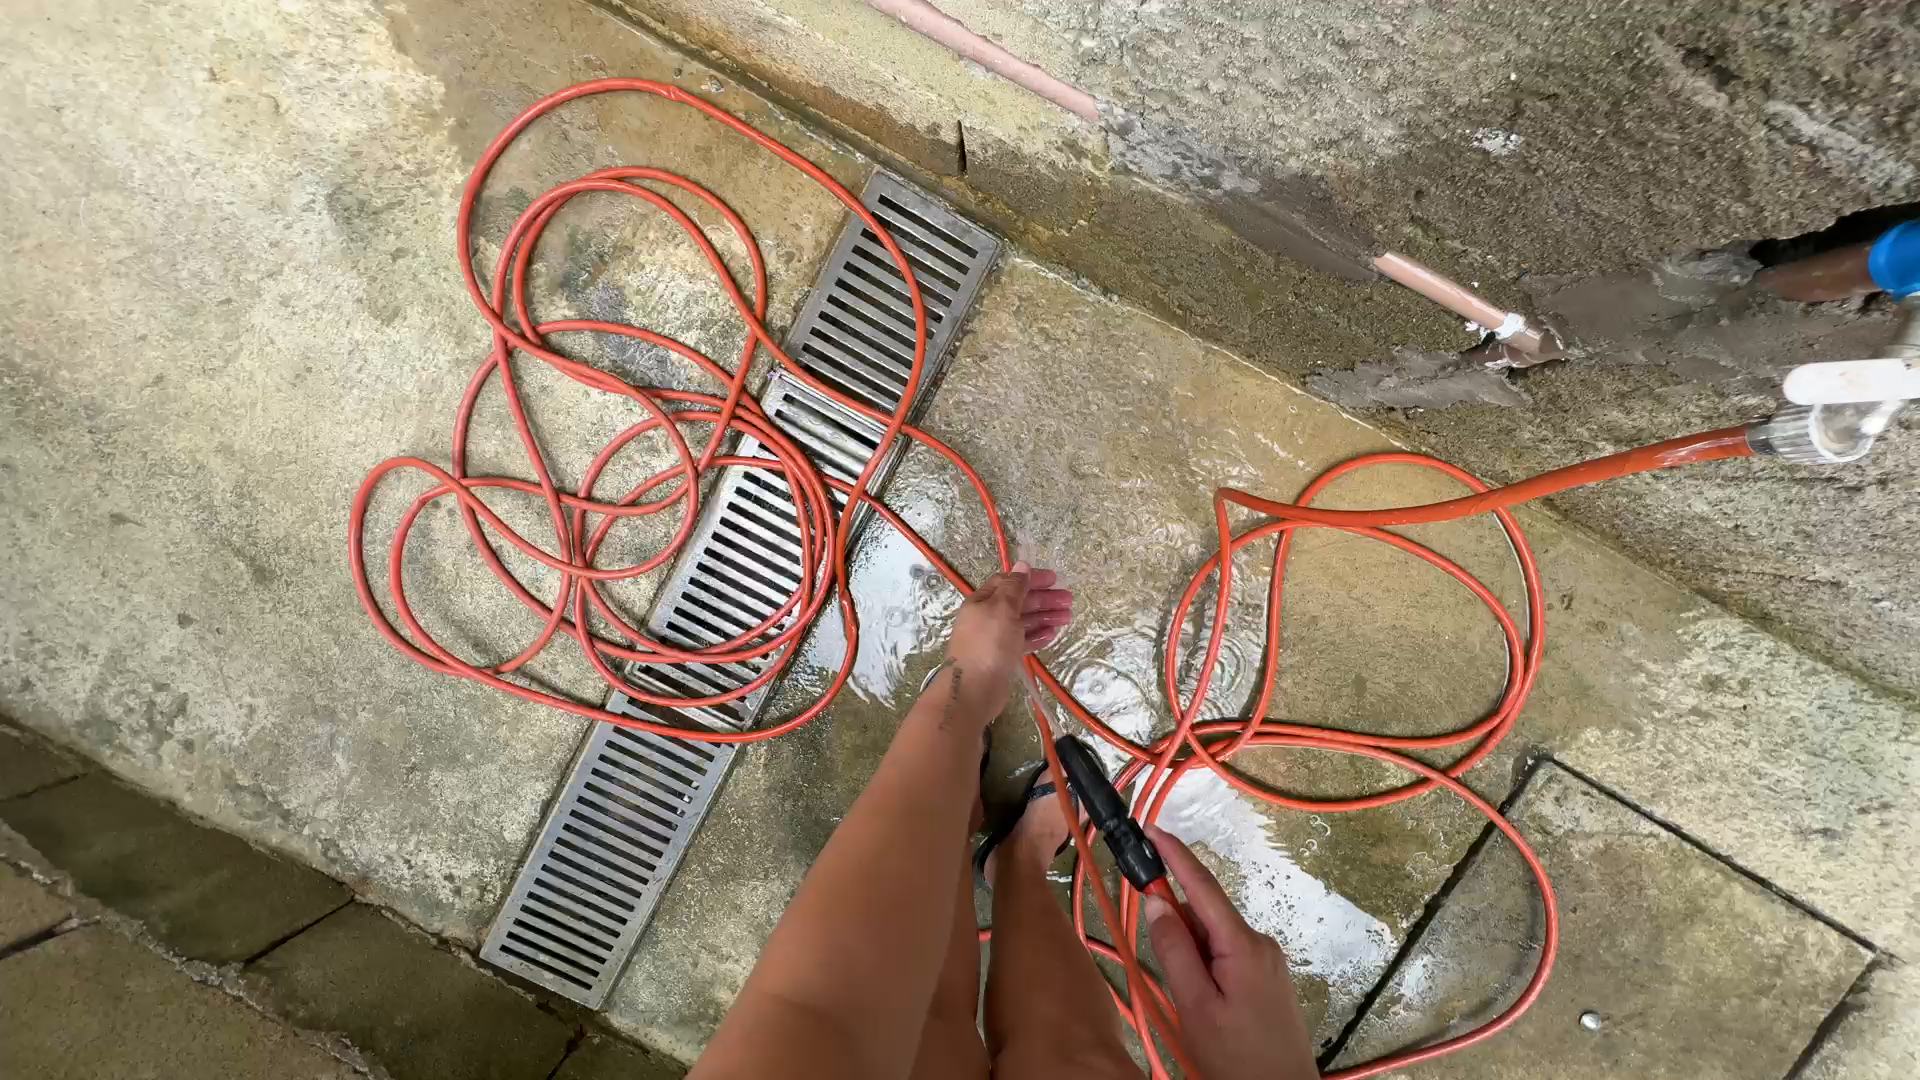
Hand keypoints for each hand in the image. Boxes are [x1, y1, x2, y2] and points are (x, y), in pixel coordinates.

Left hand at [940, 561, 1072, 718]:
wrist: (974, 689)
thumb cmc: (988, 643)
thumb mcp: (1003, 608)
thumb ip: (1015, 587)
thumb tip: (1022, 564)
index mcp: (982, 601)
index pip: (1009, 582)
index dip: (1031, 579)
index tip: (1055, 579)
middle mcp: (987, 617)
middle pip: (1019, 602)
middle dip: (1044, 599)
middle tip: (1068, 601)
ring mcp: (994, 639)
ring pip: (1023, 622)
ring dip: (1045, 617)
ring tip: (1067, 617)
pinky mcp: (1002, 658)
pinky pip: (1022, 641)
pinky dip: (1037, 636)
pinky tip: (1052, 633)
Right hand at [1143, 825, 1318, 1079]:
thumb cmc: (1236, 1059)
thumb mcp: (1195, 1005)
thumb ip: (1173, 949)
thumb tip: (1156, 900)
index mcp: (1243, 944)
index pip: (1201, 885)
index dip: (1174, 853)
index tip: (1150, 828)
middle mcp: (1260, 942)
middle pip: (1204, 913)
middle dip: (1177, 925)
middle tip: (1165, 968)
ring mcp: (1267, 960)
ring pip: (1213, 936)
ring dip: (1190, 951)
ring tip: (1189, 999)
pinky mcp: (1268, 978)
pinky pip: (1225, 952)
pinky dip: (1204, 961)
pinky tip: (1203, 997)